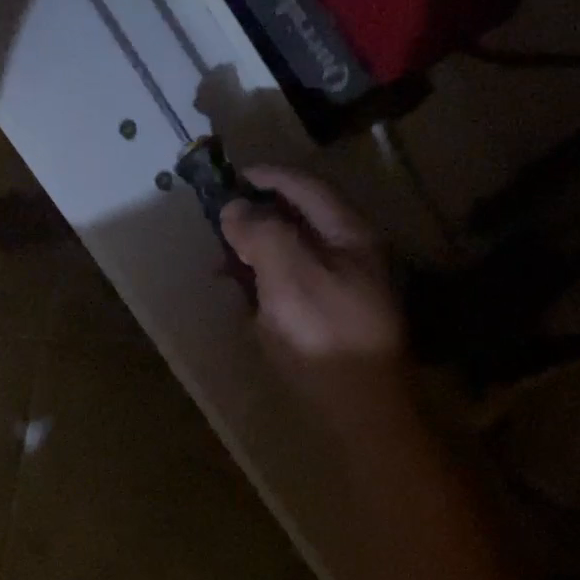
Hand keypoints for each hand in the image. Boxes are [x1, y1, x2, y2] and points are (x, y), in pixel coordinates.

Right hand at [221, 166, 412, 432]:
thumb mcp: (289, 275)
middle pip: (301, 221)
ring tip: (223, 268)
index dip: (268, 178)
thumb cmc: (324, 333)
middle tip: (219, 228)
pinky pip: (294, 288)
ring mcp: (344, 290)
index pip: (306, 189)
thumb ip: (261, 234)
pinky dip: (267, 284)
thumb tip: (235, 208)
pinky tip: (249, 302)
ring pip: (295, 256)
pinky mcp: (333, 322)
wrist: (360, 402)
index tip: (231, 177)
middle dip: (258, 218)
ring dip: (258, 254)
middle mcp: (351, 255)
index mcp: (347, 234)